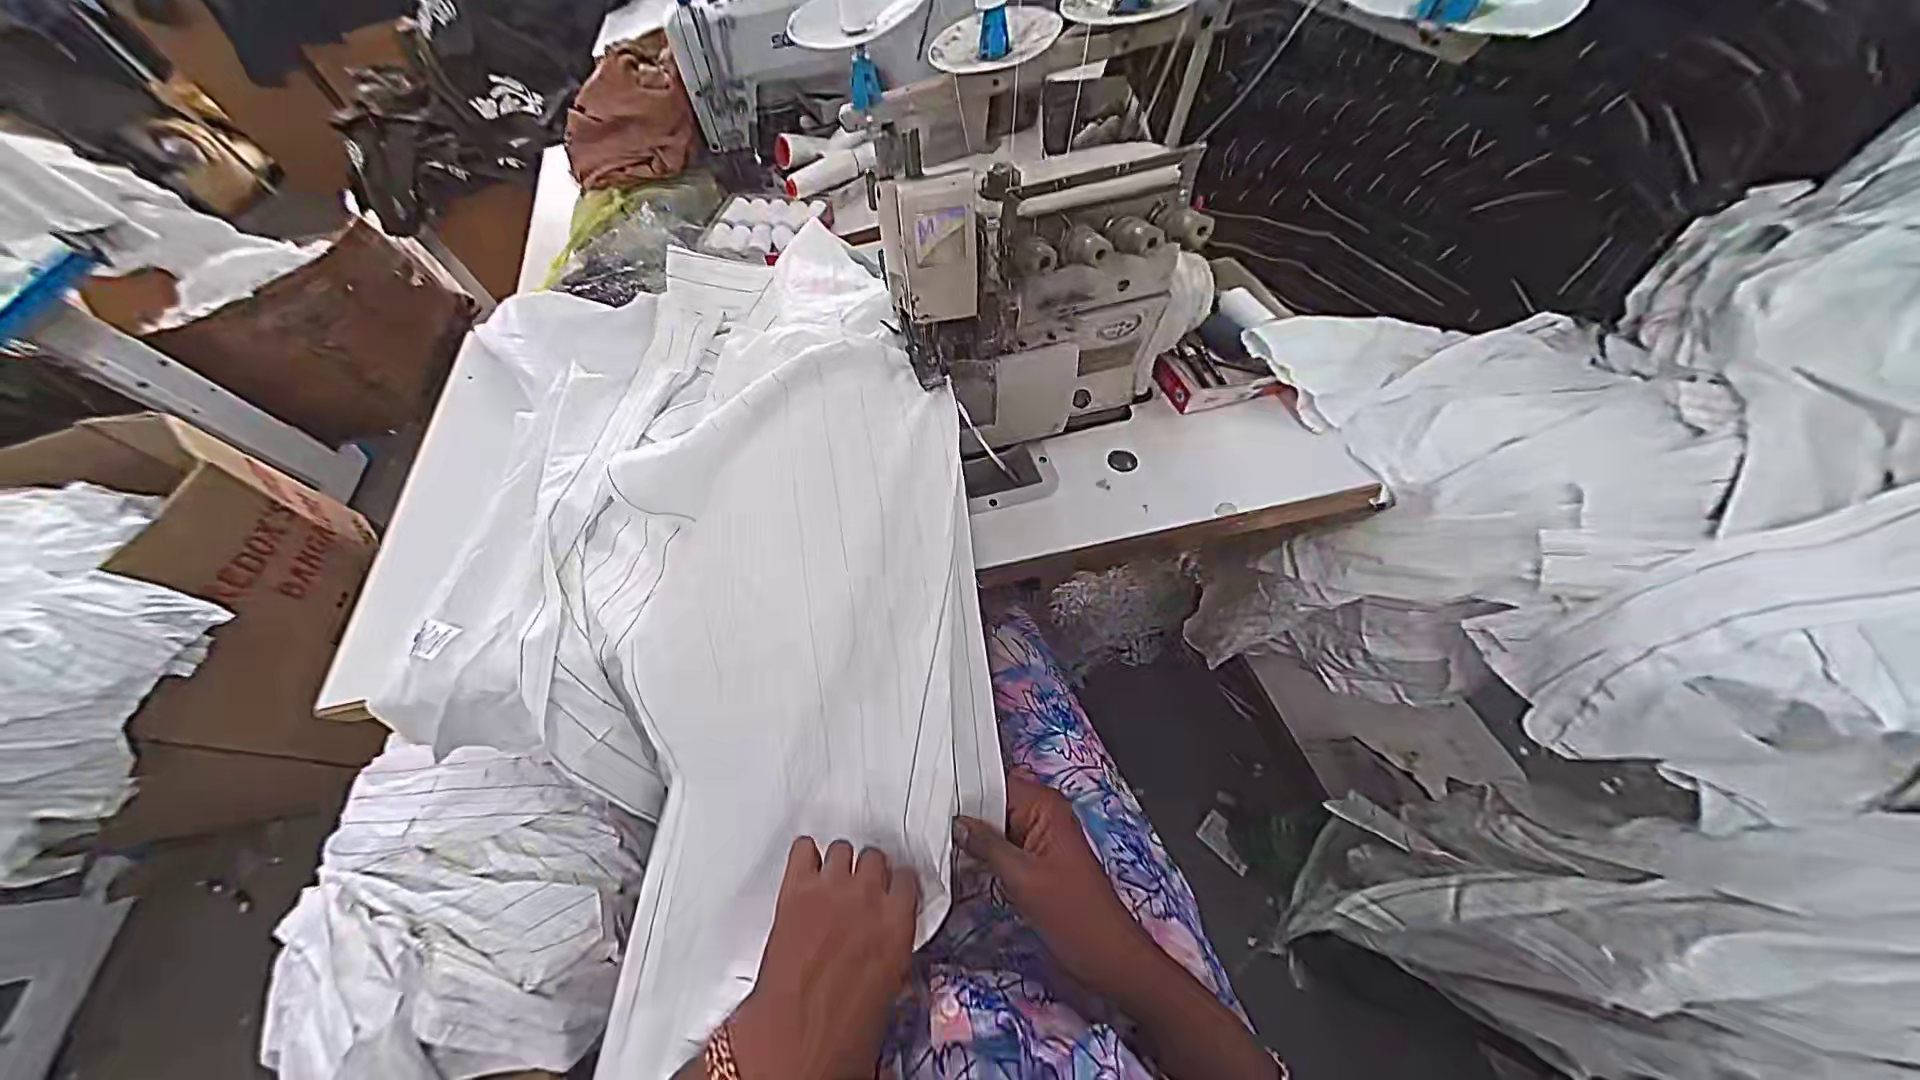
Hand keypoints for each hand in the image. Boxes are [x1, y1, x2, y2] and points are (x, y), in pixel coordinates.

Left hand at [729, 837, 919, 1079]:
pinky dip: (804, 856)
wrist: (791, 1044)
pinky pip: (803, 849)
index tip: (891, 891)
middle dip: (867, 872)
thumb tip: (887, 956)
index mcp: (897, 923)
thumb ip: (891, 956)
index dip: (897, 886)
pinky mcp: (796, 889)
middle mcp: (868, 897)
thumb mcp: (888, 995)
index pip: (907, 878)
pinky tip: (804, 868)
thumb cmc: (839, 1036)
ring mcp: (831, 889)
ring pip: (842, 848)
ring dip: (838, 864)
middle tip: (858, 891)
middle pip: (874, 857)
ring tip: (831, 881)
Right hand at [959, 779, 1282, 1079]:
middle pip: (993, 801)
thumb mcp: (1023, 879)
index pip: (995, 782)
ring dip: (972, 834)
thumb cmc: (1074, 916)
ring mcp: (1039, 836)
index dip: (963, 789)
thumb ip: (987, 846)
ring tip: (934, 837)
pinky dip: (983, 852)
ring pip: (995, 825)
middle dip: (964, 812)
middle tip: (925, 819)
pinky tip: (957, 858)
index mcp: (1045, 805)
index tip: (929, 795)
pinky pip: (1002, 845)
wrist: (1109, 958)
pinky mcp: (1034, 859)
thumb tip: (956, 822)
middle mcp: (1042, 813)